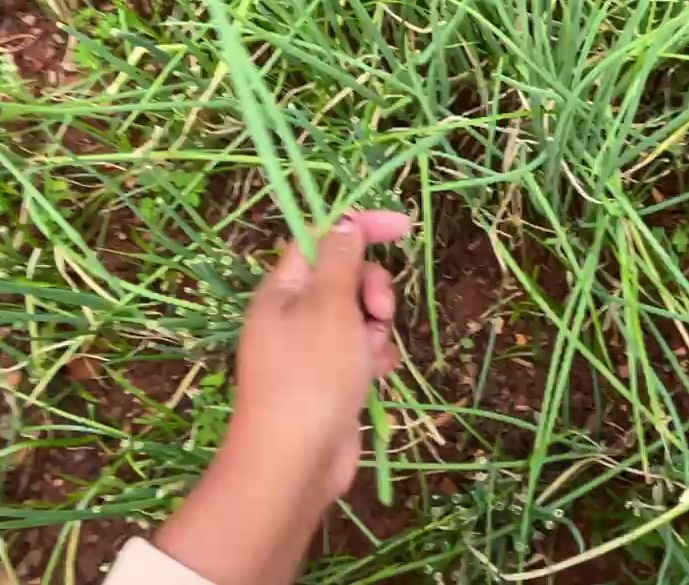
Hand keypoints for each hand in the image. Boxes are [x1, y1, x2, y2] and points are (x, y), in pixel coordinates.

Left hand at [155, 208, 410, 584]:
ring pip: (359, 313)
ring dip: (377, 326)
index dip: (361, 225)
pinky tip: (377, 374)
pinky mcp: (329, 378)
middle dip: (373, 287)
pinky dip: (374, 355)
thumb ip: (340, 258)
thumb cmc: (310, 376)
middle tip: (380, 311)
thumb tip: (344, 222)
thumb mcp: (329, 305)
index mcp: (283, 290)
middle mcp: (294, 314)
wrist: (293, 466)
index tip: (404, 227)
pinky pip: (361, 349)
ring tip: (372, 354)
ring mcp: (311, 348)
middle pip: (346, 275)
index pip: (322, 238)